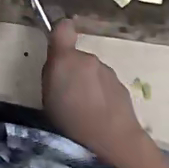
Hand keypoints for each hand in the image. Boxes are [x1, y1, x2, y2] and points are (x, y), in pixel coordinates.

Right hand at [42, 20, 150, 167]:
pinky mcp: (121, 85)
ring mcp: (107, 71)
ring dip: (88, 85)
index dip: (60, 32)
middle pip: (77, 58)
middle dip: (73, 72)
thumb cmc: (71, 122)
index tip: (58, 45)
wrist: (112, 139)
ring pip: (92, 73)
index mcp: (65, 59)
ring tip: (84, 110)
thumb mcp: (47, 99)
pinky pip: (104, 85)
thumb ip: (53, 75)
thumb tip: (59, 66)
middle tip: (67, 96)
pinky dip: (101, 95)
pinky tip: (99, 115)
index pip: (63, 28)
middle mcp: (88, 59)